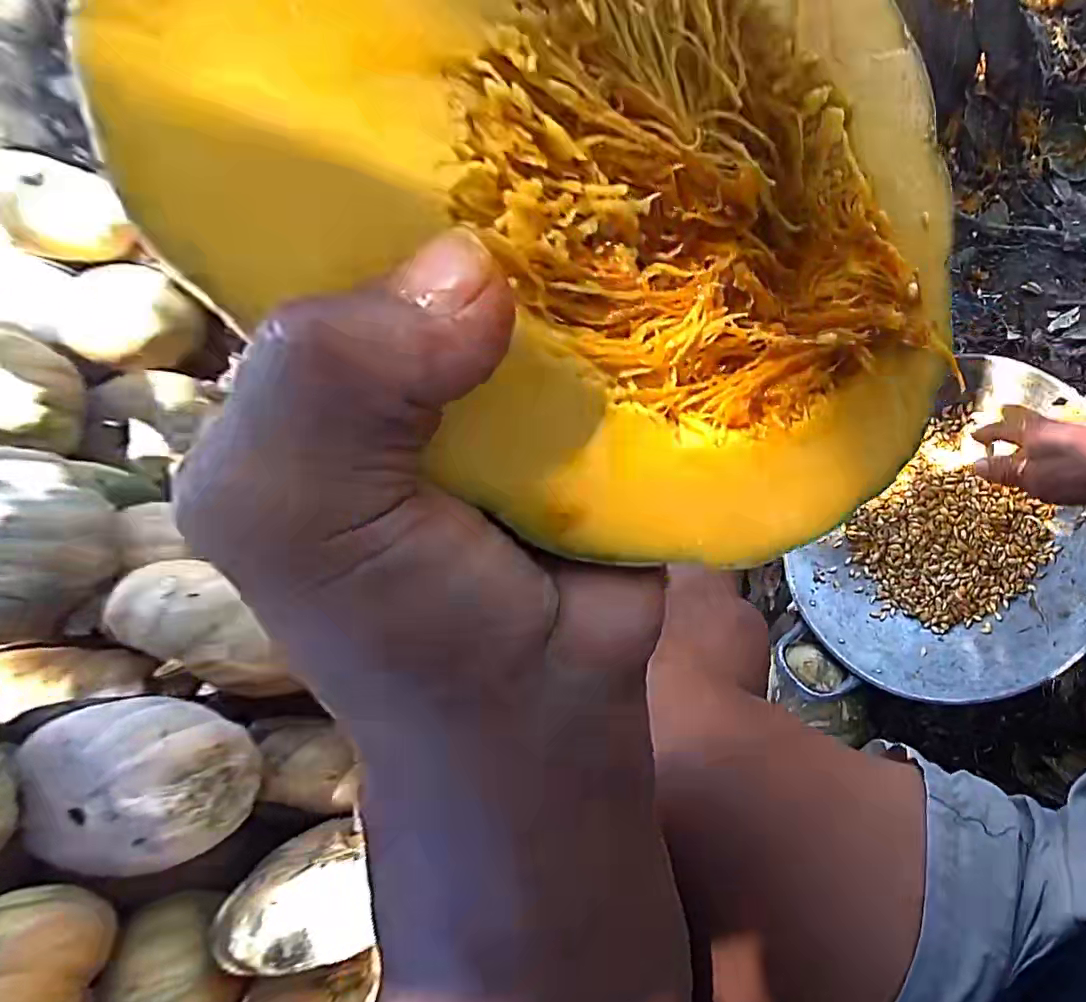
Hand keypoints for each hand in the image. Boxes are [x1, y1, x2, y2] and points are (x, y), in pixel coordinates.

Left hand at [176, 230, 687, 1001]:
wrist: (545, 704)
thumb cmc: (408, 624)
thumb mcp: (301, 508)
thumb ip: (338, 383)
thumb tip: (473, 268)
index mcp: (341, 373)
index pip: (355, 242)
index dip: (401, 187)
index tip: (483, 132)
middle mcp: (446, 376)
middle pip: (485, 269)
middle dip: (532, 226)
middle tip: (600, 161)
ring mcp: (546, 408)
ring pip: (577, 320)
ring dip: (615, 283)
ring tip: (667, 214)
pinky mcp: (625, 440)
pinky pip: (644, 377)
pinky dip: (669, 347)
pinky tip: (703, 304)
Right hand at [971, 404, 1085, 505]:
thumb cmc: (1077, 472)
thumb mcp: (1033, 477)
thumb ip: (1004, 471)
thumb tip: (974, 466)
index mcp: (1033, 431)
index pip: (1002, 429)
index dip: (987, 434)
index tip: (973, 435)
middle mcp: (1052, 427)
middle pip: (1024, 423)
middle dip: (1009, 427)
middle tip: (997, 430)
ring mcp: (1074, 435)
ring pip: (1044, 432)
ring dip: (1030, 438)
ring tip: (1022, 447)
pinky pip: (1061, 444)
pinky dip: (1049, 449)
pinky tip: (1055, 459)